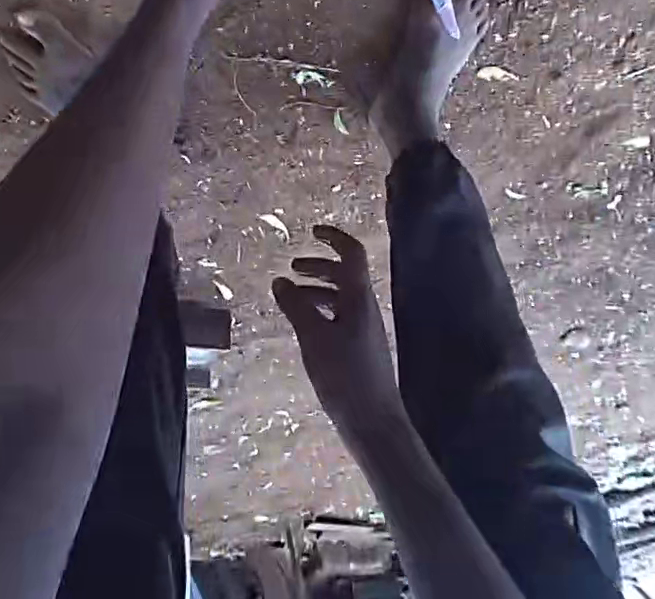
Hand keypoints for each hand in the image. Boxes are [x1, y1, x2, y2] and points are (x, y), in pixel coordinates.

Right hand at [273, 226, 400, 425]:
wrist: (374, 423)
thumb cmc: (345, 376)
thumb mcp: (314, 338)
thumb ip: (296, 307)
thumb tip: (280, 280)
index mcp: (359, 298)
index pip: (352, 254)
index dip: (334, 238)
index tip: (313, 231)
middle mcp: (365, 307)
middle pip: (344, 273)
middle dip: (319, 265)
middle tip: (292, 267)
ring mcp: (364, 328)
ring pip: (340, 296)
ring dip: (316, 289)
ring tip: (290, 297)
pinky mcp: (359, 346)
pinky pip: (338, 315)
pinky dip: (319, 310)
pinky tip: (303, 324)